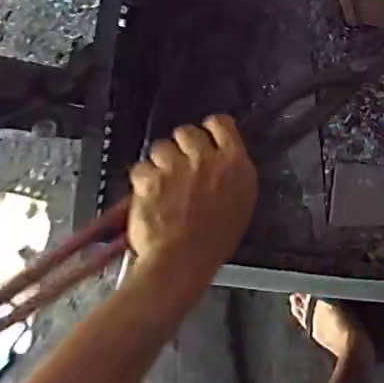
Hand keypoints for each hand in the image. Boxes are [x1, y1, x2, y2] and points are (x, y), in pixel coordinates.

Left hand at [127, 115, 257, 290]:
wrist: (184, 257)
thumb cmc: (216, 237)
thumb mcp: (242, 200)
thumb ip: (233, 174)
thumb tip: (224, 161)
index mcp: (235, 164)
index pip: (222, 124)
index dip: (212, 127)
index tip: (208, 133)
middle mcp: (206, 159)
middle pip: (187, 131)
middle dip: (182, 144)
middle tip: (181, 162)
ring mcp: (175, 167)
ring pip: (161, 147)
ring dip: (160, 161)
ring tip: (164, 181)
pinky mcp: (149, 179)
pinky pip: (141, 168)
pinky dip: (142, 179)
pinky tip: (149, 194)